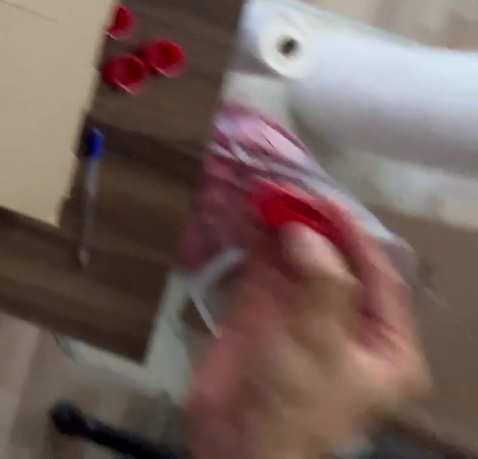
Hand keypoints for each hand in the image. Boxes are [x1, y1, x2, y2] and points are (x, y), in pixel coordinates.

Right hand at [190, 205, 428, 457]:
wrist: (242, 435)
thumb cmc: (299, 397)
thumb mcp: (319, 343)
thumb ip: (318, 284)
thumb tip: (303, 229)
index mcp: (385, 344)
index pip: (377, 278)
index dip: (350, 236)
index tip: (317, 197)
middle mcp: (346, 326)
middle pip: (332, 267)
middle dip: (308, 228)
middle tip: (277, 188)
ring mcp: (299, 321)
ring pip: (293, 265)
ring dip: (276, 231)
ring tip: (254, 194)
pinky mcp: (257, 317)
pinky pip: (260, 274)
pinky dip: (251, 246)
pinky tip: (237, 221)